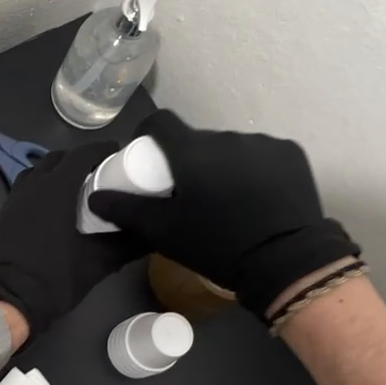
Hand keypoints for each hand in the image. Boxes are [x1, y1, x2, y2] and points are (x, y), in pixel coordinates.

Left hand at [0, 144, 143, 340]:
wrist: (9, 300)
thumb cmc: (55, 278)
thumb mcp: (98, 263)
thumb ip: (126, 245)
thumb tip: (151, 234)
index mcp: (56, 189)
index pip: (81, 155)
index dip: (101, 150)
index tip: (117, 153)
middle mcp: (33, 185)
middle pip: (58, 159)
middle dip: (79, 159)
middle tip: (99, 171)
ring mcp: (15, 198)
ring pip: (38, 171)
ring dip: (57, 171)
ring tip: (77, 186)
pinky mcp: (5, 213)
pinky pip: (26, 187)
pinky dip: (42, 186)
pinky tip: (53, 205)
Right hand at [87, 110, 358, 319]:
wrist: (285, 261)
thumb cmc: (216, 245)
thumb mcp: (164, 233)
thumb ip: (126, 210)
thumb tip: (95, 196)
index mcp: (191, 151)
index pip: (161, 123)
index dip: (149, 135)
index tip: (149, 157)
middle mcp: (225, 137)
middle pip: (196, 140)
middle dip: (188, 160)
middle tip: (190, 193)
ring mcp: (262, 143)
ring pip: (230, 148)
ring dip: (223, 165)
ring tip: (227, 199)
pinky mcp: (290, 153)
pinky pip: (261, 154)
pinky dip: (253, 169)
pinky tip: (257, 196)